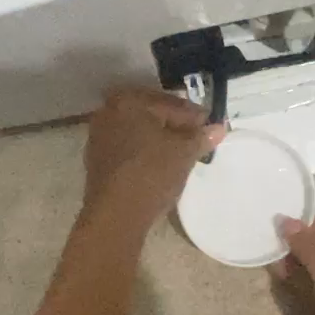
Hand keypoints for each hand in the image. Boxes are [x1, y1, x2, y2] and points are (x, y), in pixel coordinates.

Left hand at [81, 87, 223, 229]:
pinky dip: (143, 152)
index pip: (172, 105)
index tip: (212, 127)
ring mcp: (99, 136)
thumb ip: (201, 137)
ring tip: (180, 154)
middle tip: (197, 139)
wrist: (116, 214)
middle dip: (175, 126)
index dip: (195, 117)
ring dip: (158, 139)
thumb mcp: (184, 153)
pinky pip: (127, 148)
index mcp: (130, 100)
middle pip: (152, 115)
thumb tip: (218, 128)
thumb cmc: (152, 173)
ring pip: (138, 132)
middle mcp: (109, 111)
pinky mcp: (96, 159)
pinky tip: (158, 164)